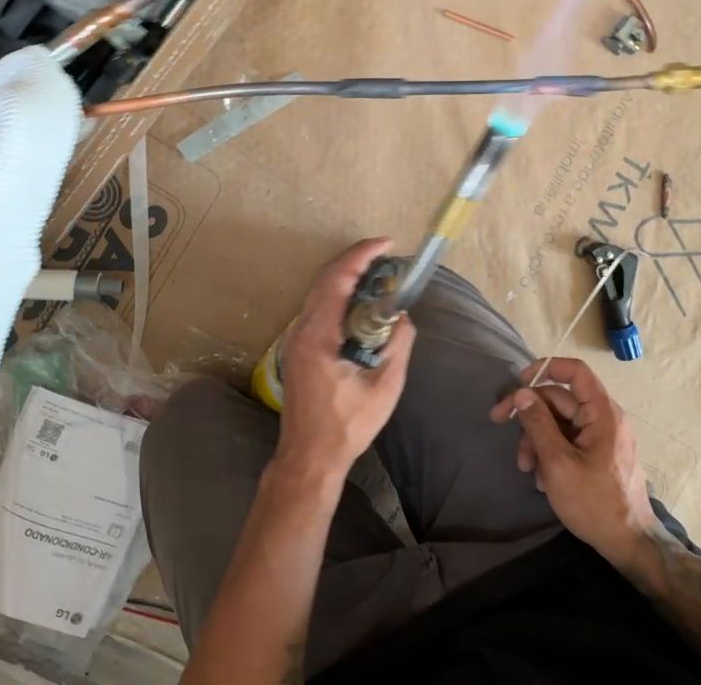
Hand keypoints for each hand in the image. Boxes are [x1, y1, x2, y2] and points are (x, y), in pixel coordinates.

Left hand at [275, 238, 414, 479]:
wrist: (309, 457)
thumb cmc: (347, 425)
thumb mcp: (384, 387)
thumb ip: (398, 346)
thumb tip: (403, 317)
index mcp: (319, 334)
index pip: (337, 279)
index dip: (361, 255)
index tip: (386, 244)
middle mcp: (302, 330)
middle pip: (326, 280)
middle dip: (356, 261)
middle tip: (386, 256)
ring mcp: (297, 339)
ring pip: (320, 293)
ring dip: (348, 278)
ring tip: (378, 274)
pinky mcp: (300, 349)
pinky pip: (319, 309)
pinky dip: (340, 295)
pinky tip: (361, 304)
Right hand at [488, 357, 662, 567]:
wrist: (629, 543)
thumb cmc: (594, 502)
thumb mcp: (558, 463)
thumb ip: (538, 424)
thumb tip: (522, 394)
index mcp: (602, 413)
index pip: (575, 371)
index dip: (545, 368)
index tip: (518, 382)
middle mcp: (604, 418)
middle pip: (559, 400)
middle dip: (530, 416)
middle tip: (499, 425)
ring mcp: (602, 437)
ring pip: (559, 423)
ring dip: (537, 439)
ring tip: (527, 468)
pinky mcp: (598, 455)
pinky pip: (568, 441)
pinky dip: (551, 453)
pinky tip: (543, 479)